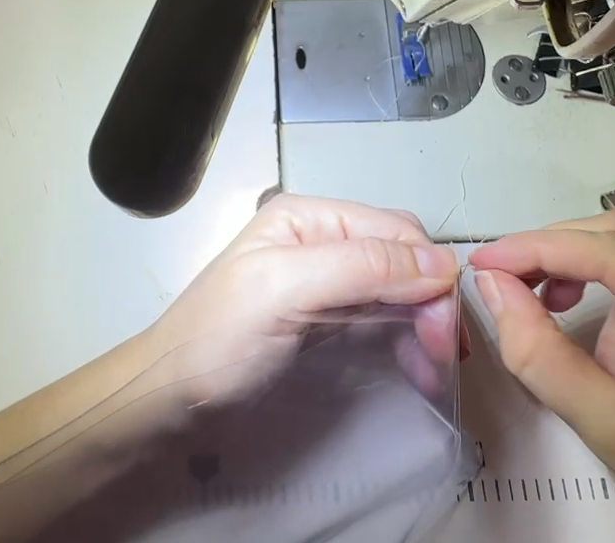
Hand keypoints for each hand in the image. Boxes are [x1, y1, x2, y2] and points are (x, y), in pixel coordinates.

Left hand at [145, 194, 458, 397]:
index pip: (393, 230)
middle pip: (400, 255)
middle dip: (429, 299)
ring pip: (397, 286)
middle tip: (441, 357)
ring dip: (421, 322)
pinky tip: (412, 364)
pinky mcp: (325, 314)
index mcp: (309, 216)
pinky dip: (403, 335)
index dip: (428, 274)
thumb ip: (359, 267)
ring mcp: (322, 276)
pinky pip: (380, 313)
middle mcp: (320, 237)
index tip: (444, 334)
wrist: (170, 397)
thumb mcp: (284, 291)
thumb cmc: (219, 339)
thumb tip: (440, 262)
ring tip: (431, 371)